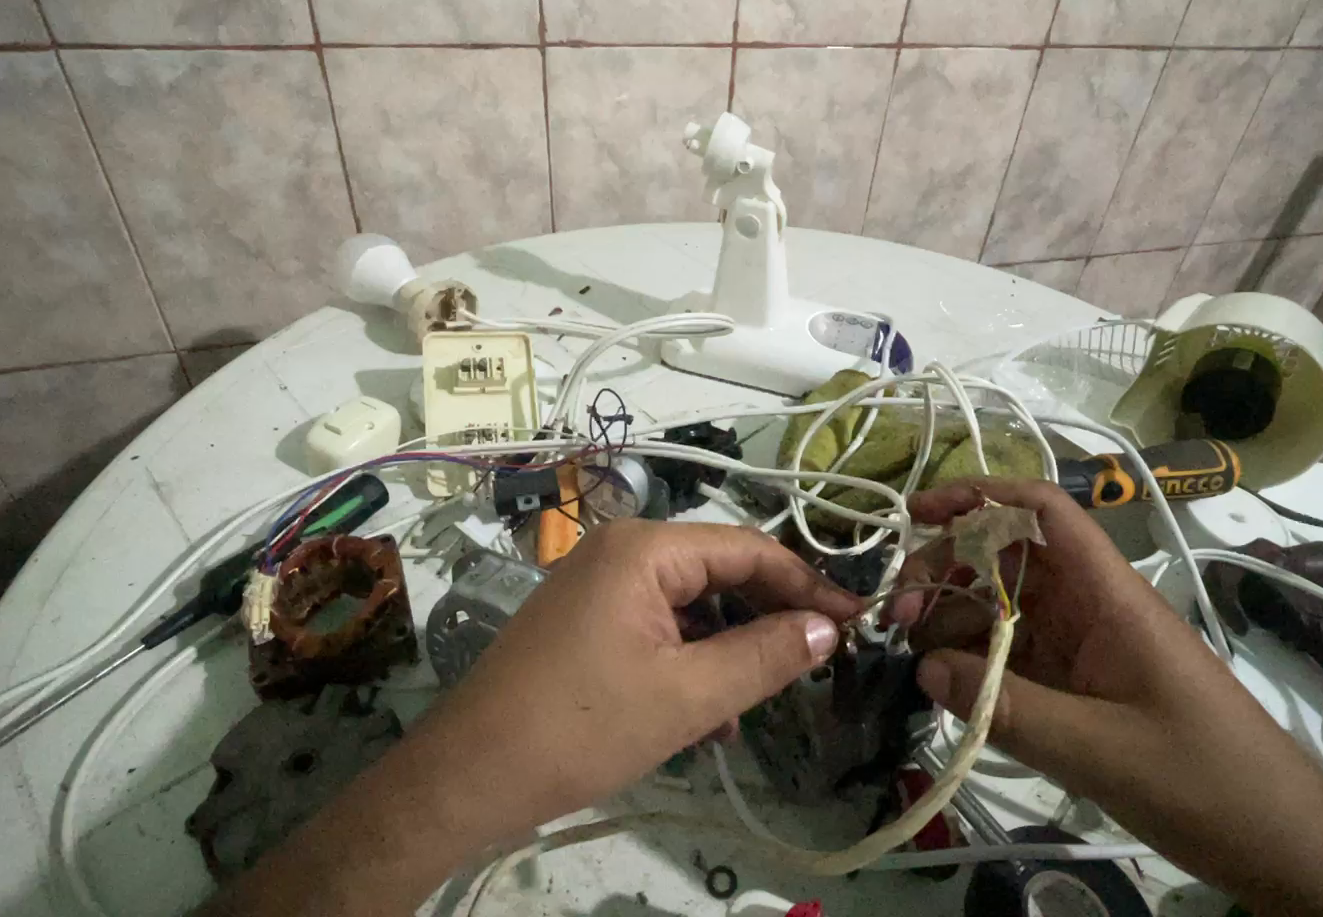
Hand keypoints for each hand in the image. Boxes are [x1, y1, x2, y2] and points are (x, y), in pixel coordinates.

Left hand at [207, 520, 858, 916]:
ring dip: (732, 642)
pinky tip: (714, 709)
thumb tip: (829, 628)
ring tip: (767, 691)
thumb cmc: (582, 727)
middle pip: (718, 568)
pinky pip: (659, 621)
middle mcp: (622, 548)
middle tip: (821, 653)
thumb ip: (765, 656)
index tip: (854, 618)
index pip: (747, 548)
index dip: (805, 583)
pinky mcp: (588, 616)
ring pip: (690, 600)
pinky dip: (692, 655)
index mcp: (645, 548)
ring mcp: (600, 580)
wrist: (468, 775)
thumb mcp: (688, 697)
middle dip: (769, 612)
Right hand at [895, 479, 1322, 916]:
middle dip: (947, 567)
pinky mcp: (1078, 685)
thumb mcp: (1102, 751)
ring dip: (953, 616)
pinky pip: (1012, 654)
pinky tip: (942, 685)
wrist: (1288, 851)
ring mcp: (1082, 647)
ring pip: (1003, 605)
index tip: (918, 515)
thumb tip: (921, 666)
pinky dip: (972, 660)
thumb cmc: (1208, 784)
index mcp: (1108, 596)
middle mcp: (1090, 607)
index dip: (981, 496)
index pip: (1043, 511)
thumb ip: (1007, 709)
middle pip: (1007, 556)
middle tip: (899, 610)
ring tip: (910, 649)